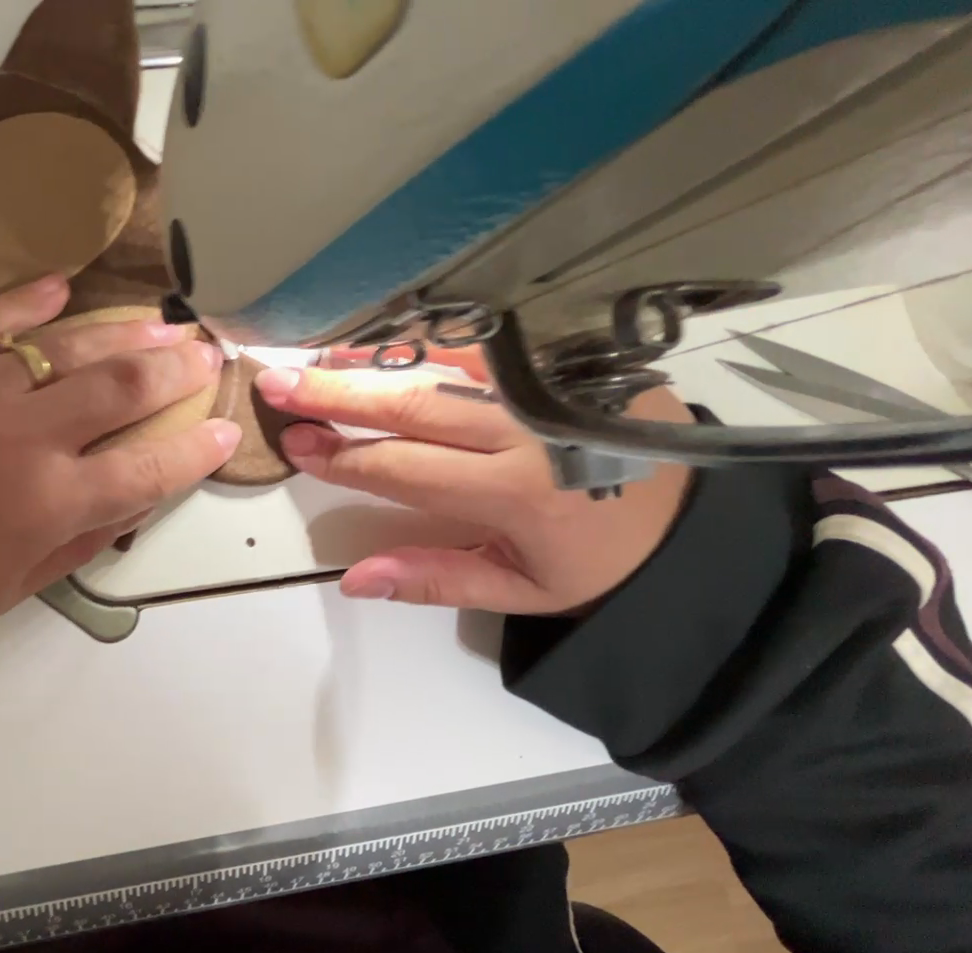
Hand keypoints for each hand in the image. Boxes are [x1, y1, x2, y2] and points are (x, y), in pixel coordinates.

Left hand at [0, 276, 239, 660]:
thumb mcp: (11, 590)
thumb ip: (80, 541)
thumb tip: (133, 500)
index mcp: (49, 506)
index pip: (150, 467)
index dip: (198, 449)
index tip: (226, 430)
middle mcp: (22, 442)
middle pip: (121, 388)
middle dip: (175, 369)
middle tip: (205, 353)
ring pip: (65, 348)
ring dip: (122, 332)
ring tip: (159, 324)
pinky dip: (25, 301)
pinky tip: (61, 287)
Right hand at [253, 360, 691, 614]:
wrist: (694, 523)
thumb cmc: (595, 563)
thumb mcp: (518, 592)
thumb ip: (434, 579)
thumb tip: (353, 577)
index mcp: (515, 496)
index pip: (404, 468)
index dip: (342, 457)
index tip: (294, 444)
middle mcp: (529, 433)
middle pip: (413, 406)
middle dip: (337, 396)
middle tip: (277, 383)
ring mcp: (550, 389)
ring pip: (445, 364)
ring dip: (375, 362)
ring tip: (317, 358)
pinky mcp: (569, 364)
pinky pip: (488, 345)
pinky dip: (430, 342)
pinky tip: (386, 344)